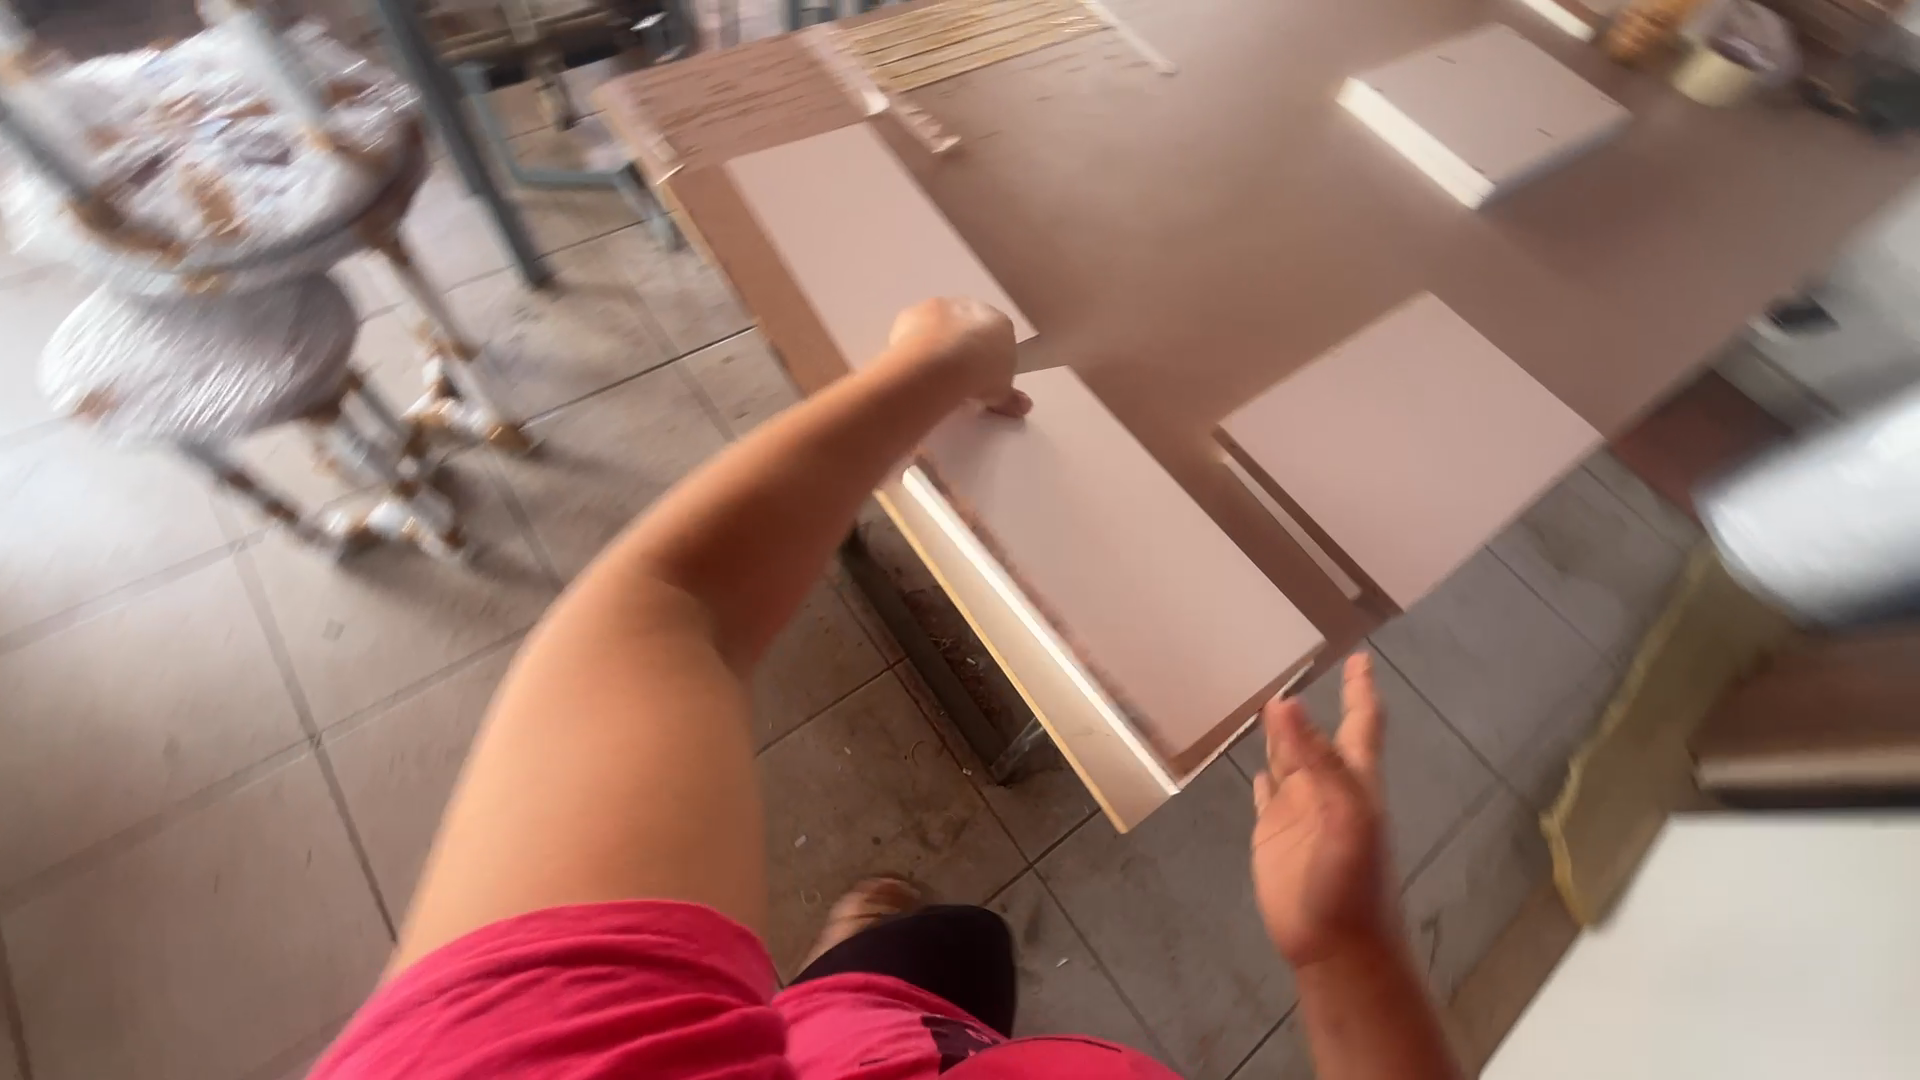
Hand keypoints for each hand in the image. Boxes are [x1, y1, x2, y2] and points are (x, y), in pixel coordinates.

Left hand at [887, 297, 1029, 416]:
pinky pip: (915, 333)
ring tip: (932, 378)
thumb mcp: (1001, 393)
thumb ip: (1010, 398)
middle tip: (956, 382)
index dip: (989, 363)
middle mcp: (972, 307)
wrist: (940, 364)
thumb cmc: (980, 376)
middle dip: (963, 352)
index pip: (998, 341)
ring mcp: (939, 307)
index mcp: (1001, 323)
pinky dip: (914, 349)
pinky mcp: (911, 313)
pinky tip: (913, 369)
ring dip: (937, 347)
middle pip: (968, 331)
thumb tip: (1023, 406)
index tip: (982, 384)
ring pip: (941, 328)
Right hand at [1250, 653, 1396, 968]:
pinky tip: (1257, 766)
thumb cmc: (1352, 881)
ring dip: (1282, 734)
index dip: (1361, 691)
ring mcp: (1297, 810)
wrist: (1338, 947)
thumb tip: (1286, 702)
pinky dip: (1263, 774)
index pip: (1361, 724)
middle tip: (1294, 670)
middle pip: (1317, 737)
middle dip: (1311, 707)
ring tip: (1269, 705)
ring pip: (1288, 760)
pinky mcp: (1272, 832)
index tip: (1360, 658)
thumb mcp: (1344, 815)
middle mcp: (1325, 787)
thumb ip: (1315, 760)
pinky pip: (1266, 793)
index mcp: (1353, 780)